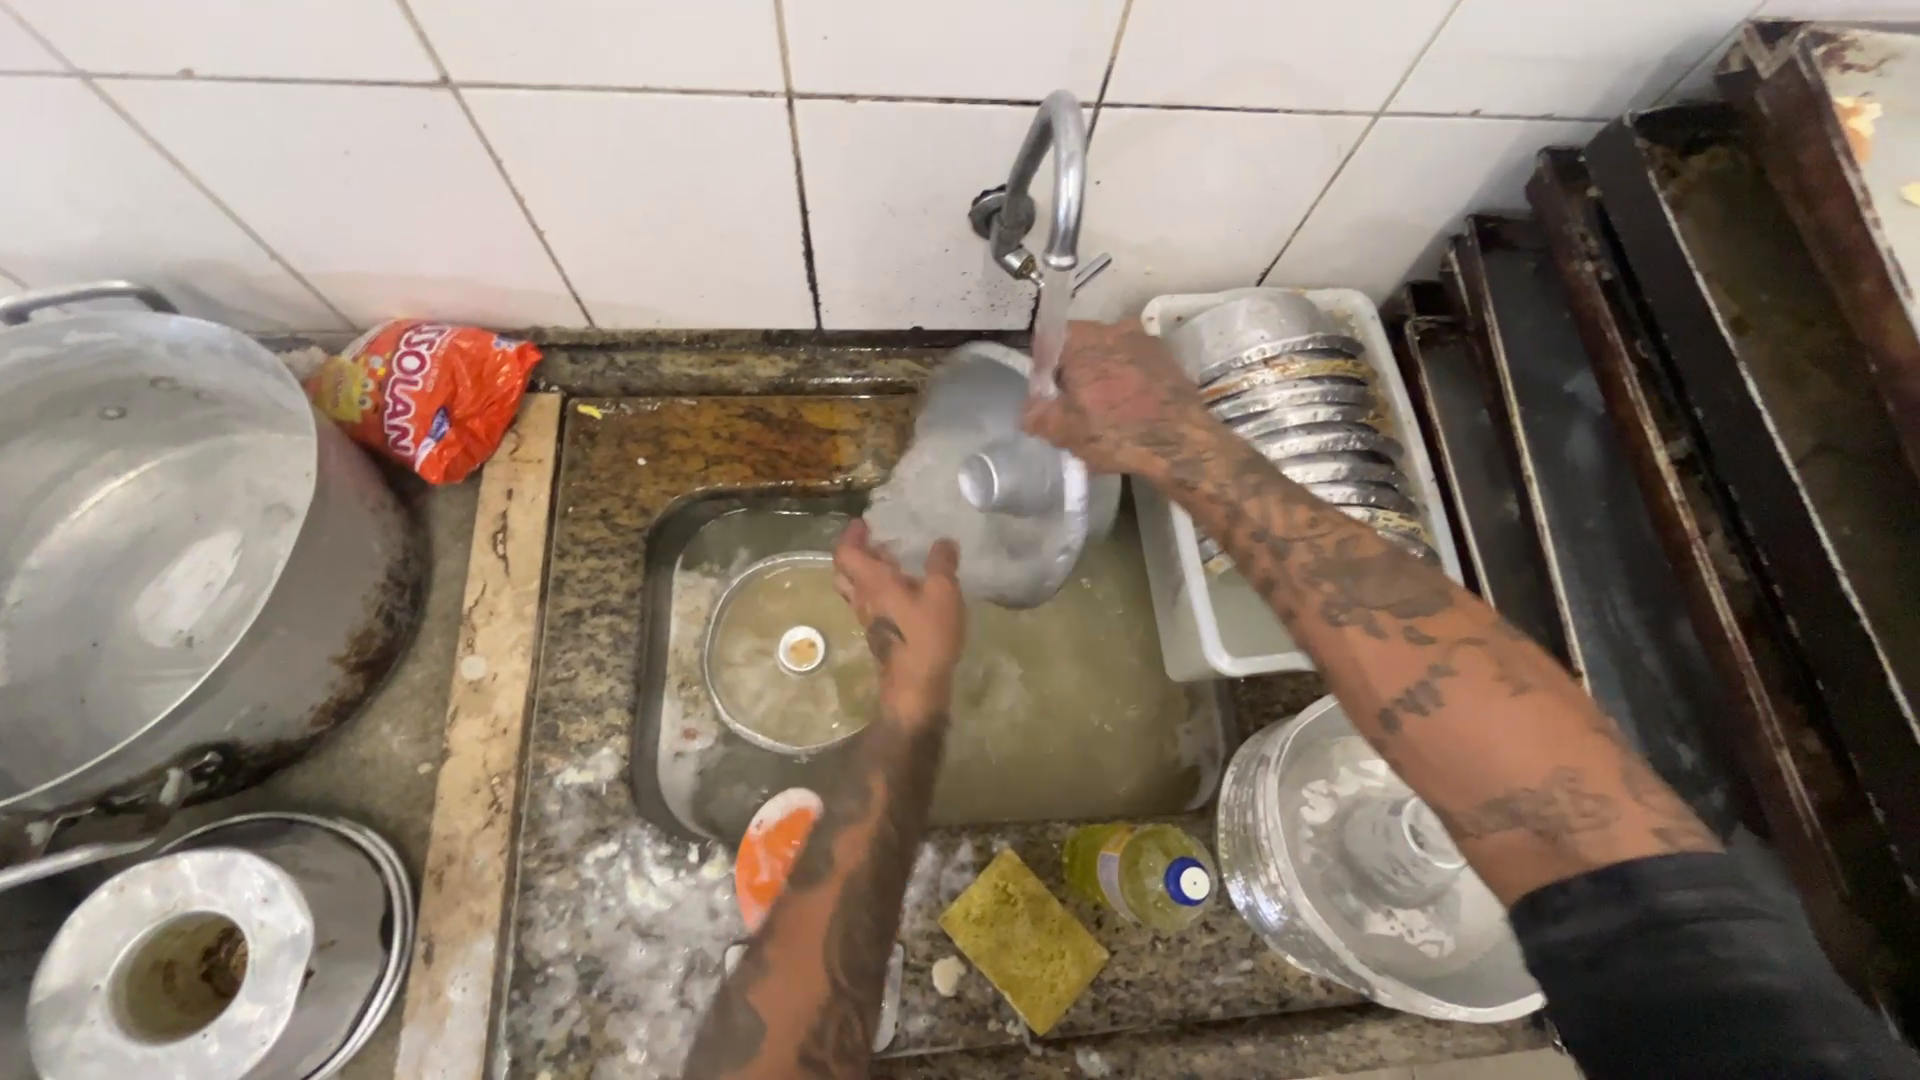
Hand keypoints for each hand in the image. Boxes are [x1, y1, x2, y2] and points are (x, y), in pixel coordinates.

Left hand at [832, 520, 966, 723]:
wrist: (917, 685)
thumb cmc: (926, 634)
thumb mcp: (943, 593)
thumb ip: (942, 564)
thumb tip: (943, 542)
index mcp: (873, 583)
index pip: (846, 553)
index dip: (851, 535)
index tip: (864, 523)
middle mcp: (863, 599)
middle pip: (844, 571)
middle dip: (855, 553)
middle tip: (875, 542)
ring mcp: (868, 619)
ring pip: (854, 589)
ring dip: (865, 572)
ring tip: (891, 562)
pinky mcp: (878, 634)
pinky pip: (868, 604)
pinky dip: (877, 590)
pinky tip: (904, 590)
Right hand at [1023, 319, 1214, 477]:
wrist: (1182, 445)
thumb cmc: (1115, 432)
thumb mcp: (1063, 431)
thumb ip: (1036, 415)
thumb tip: (1028, 410)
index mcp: (1083, 338)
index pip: (1049, 341)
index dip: (1043, 369)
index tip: (1047, 395)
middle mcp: (1115, 328)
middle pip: (1082, 347)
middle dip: (1074, 373)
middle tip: (1073, 408)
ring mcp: (1147, 342)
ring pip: (1111, 356)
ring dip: (1103, 378)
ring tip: (1104, 414)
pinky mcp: (1169, 360)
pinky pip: (1136, 367)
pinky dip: (1128, 383)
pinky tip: (1129, 412)